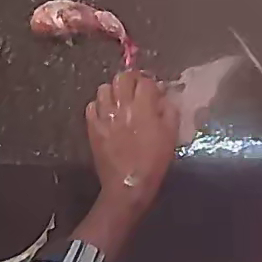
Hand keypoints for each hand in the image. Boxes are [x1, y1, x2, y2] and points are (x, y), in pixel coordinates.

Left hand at [85, 71, 178, 213]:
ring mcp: (104, 116)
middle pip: (122, 78)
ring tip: (120, 99)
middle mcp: (121, 106)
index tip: (156, 90)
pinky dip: (99, 105)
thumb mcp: (170, 135)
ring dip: (114, 90)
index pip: (146, 81)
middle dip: (131, 79)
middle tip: (137, 88)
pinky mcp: (92, 127)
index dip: (152, 82)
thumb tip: (164, 98)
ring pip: (104, 88)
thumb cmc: (154, 161)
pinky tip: (107, 113)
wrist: (128, 184)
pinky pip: (91, 106)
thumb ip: (169, 111)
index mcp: (143, 107)